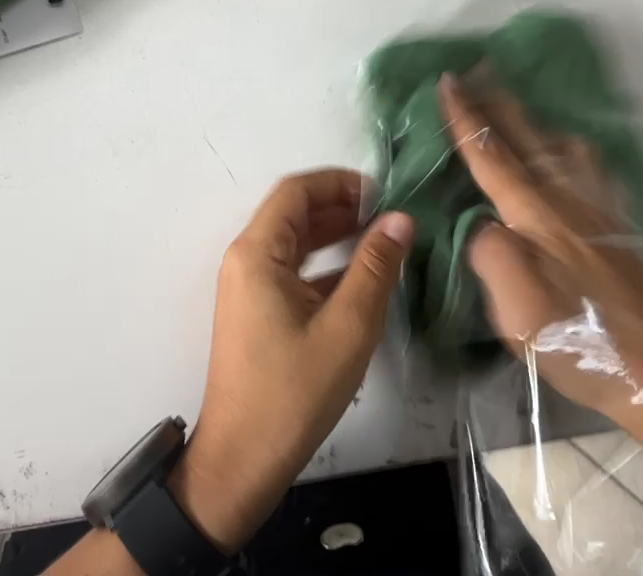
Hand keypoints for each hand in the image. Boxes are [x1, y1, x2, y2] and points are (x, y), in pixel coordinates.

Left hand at [168, 169, 413, 552]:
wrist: (243, 459)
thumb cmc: (292, 392)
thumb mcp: (347, 326)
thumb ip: (375, 267)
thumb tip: (400, 219)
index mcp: (257, 253)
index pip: (295, 192)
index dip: (339, 183)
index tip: (383, 193)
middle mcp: (247, 261)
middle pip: (295, 214)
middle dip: (342, 208)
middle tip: (391, 216)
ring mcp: (251, 288)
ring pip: (296, 244)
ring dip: (337, 237)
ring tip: (386, 241)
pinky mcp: (259, 312)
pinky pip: (294, 272)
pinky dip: (327, 267)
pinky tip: (364, 279)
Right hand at [438, 73, 642, 443]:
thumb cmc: (582, 341)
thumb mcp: (516, 308)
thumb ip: (489, 254)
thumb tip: (483, 224)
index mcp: (537, 215)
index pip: (491, 155)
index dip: (466, 117)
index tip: (447, 80)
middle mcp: (569, 202)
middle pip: (530, 138)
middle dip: (500, 101)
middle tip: (480, 68)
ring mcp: (600, 214)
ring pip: (564, 148)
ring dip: (535, 119)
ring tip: (520, 107)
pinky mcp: (620, 231)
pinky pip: (589, 169)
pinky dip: (570, 148)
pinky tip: (573, 158)